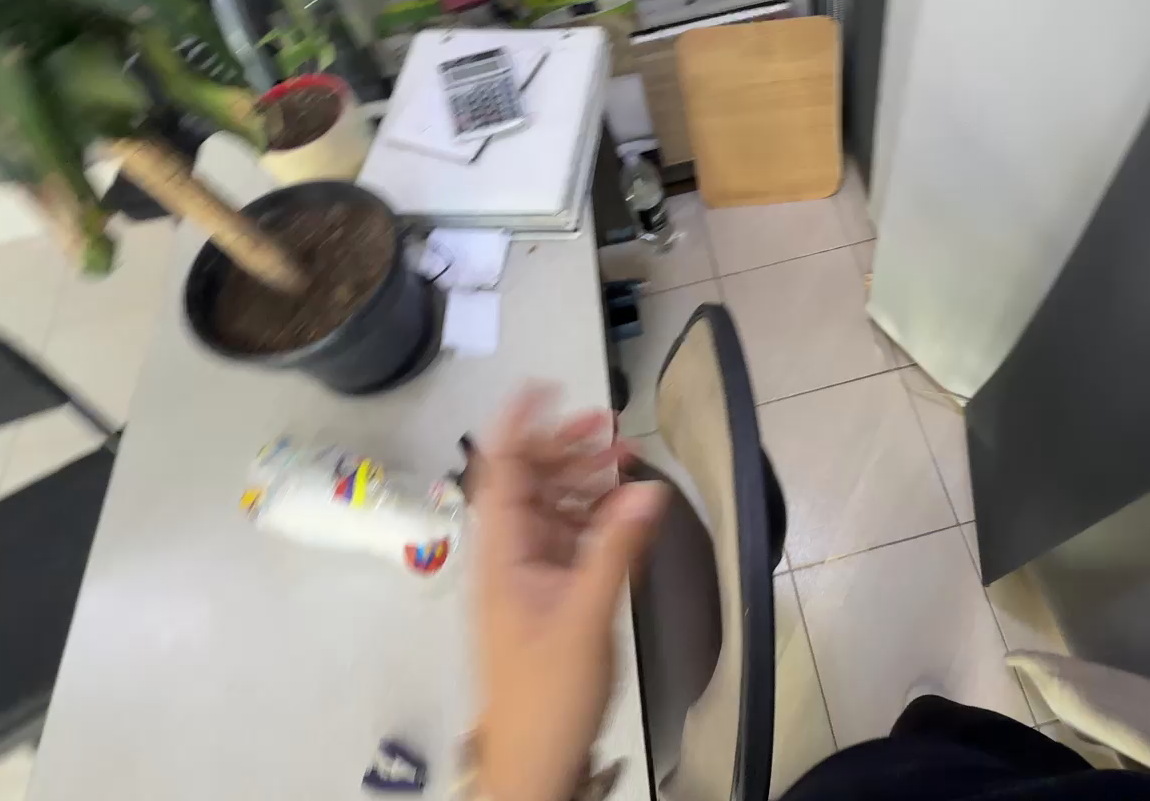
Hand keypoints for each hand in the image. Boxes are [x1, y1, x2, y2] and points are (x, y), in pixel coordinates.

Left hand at [473, 385, 667, 800]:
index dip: (518, 424)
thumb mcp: (586, 614)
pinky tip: (625, 506)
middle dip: (566, 447)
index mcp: (501, 551)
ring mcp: (528, 572)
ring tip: (625, 456)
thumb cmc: (548, 692)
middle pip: (530, 481)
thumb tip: (648, 487)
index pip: (501, 470)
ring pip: (553, 506)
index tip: (545, 387)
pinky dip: (595, 515)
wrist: (534, 764)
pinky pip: (570, 536)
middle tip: (609, 424)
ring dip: (585, 478)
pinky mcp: (548, 591)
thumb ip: (617, 546)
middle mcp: (509, 552)